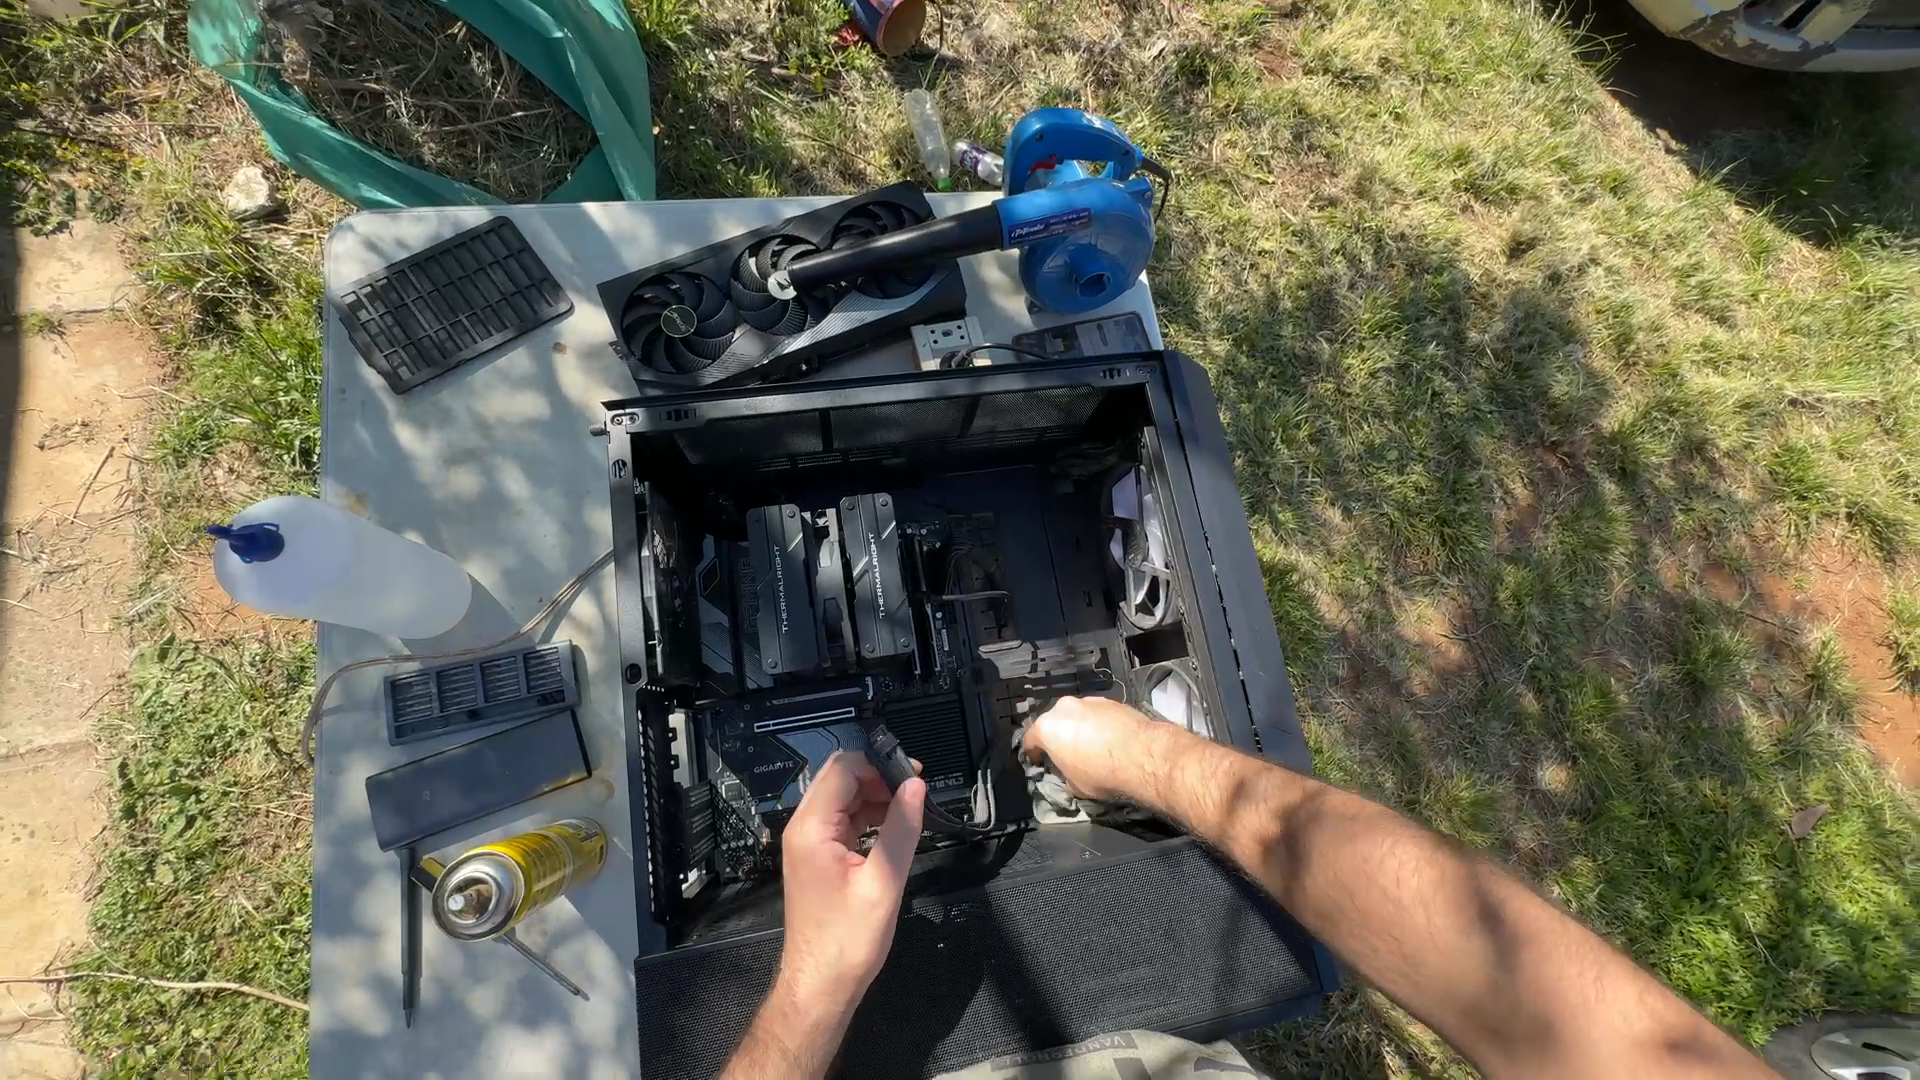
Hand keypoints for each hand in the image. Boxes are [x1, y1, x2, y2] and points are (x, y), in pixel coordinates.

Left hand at [776, 751, 925, 1014]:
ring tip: (909, 807)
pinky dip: (868, 813)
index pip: (843, 769)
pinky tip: (893, 824)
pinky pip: (842, 818)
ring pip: (842, 795)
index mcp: (812, 828)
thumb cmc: (848, 940)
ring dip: (875, 793)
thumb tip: (916, 786)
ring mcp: (808, 841)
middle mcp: (803, 827)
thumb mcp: (884, 882)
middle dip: (878, 775)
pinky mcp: (817, 855)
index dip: (879, 763)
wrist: (819, 987)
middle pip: (840, 777)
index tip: (913, 774)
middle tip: (914, 788)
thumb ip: (901, 828)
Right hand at [1021, 696, 1166, 800]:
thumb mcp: (1076, 785)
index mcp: (1047, 728)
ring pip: (1077, 715)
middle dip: (1058, 737)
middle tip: (1068, 754)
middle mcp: (1064, 708)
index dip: (1034, 753)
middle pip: (1054, 722)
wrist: (1141, 755)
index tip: (1039, 762)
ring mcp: (1088, 701)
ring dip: (1080, 728)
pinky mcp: (1111, 701)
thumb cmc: (1101, 772)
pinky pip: (1097, 713)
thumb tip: (1069, 775)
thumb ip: (1065, 775)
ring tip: (1093, 746)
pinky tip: (1110, 739)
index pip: (1030, 739)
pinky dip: (1099, 724)